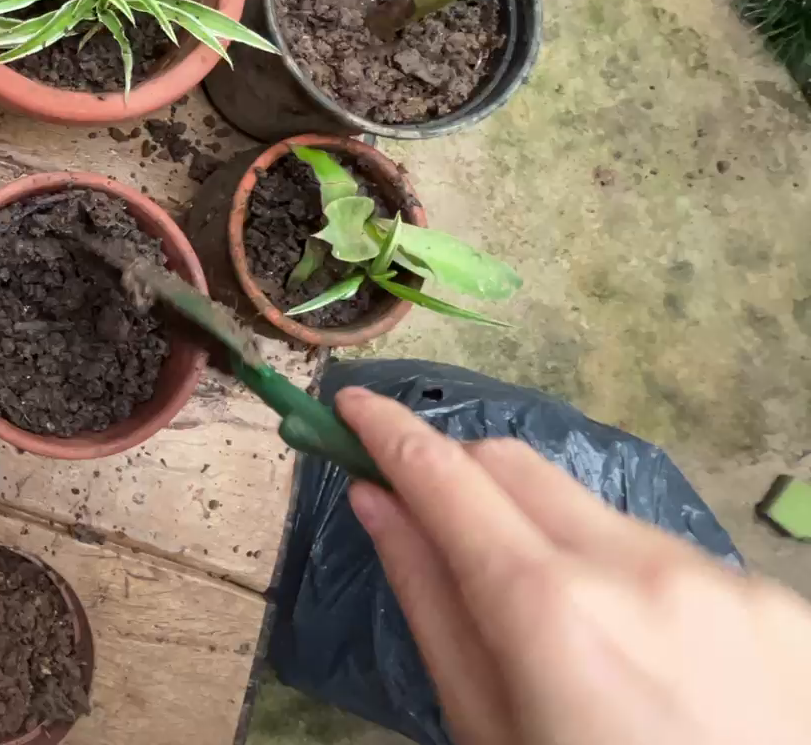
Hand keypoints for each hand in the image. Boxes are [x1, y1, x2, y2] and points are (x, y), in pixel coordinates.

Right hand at [335, 387, 810, 744]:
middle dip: (455, 470)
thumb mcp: (480, 716)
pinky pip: (658, 548)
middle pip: (510, 462)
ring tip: (557, 610)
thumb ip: (424, 590)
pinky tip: (640, 642)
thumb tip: (372, 496)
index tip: (349, 403)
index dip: (383, 427)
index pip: (440, 472)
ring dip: (539, 525)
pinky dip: (614, 566)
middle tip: (428, 510)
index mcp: (547, 604)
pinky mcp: (782, 605)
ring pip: (583, 504)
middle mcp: (638, 569)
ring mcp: (724, 584)